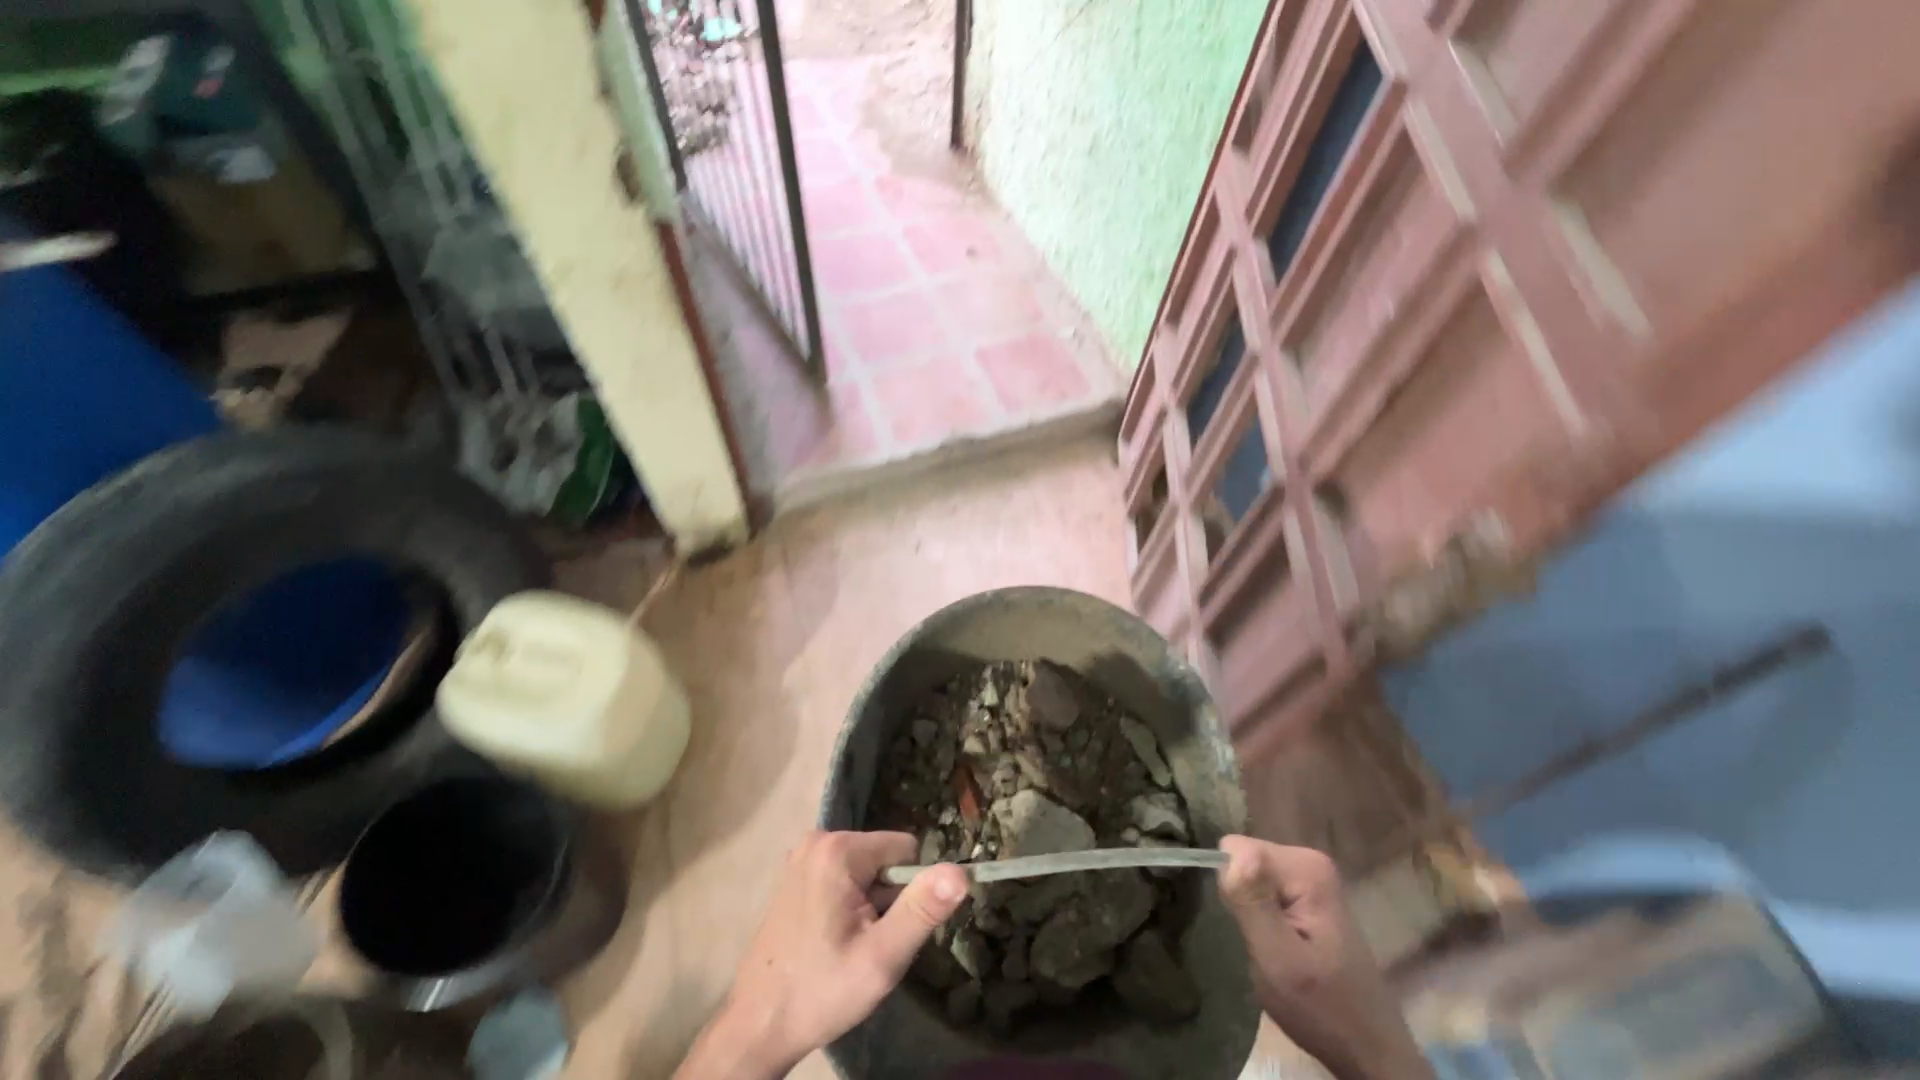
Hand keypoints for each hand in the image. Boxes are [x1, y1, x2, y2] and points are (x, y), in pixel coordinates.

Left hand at [675, 830, 969, 1079]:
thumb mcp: (882, 957)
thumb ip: (922, 910)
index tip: (890, 929)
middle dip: (888, 899)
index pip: (907, 849)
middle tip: (869, 943)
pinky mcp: (795, 877)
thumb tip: (962, 871)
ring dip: (869, 906)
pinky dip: (848, 907)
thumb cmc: (822, 990)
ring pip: (866, 872)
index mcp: (838, 850)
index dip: (910, 891)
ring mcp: (802, 858)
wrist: (758, 1025)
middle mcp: (817, 841)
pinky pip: (844, 880)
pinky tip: (832, 941)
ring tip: (849, 945)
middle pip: (884, 859)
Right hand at [1218, 836, 1431, 1079]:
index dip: (1232, 889)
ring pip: (1249, 876)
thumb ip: (1253, 901)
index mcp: (1306, 868)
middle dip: (1241, 899)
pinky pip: (1263, 891)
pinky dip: (1259, 917)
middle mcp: (1310, 863)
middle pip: (1244, 859)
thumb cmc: (1321, 1008)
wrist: (1368, 1048)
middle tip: (1260, 942)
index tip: (1247, 926)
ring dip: (1249, 911)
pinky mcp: (1308, 898)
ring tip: (1266, 947)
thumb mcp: (1278, 959)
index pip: (1236, 848)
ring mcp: (1311, 880)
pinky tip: (1274, 945)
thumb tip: (1232, 846)